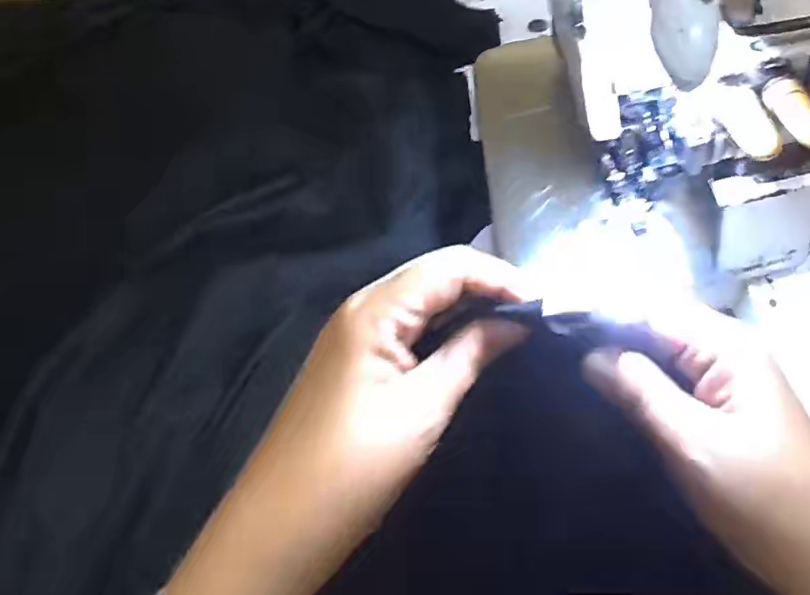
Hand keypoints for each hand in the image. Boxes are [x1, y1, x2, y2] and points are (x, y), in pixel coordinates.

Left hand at [168, 246, 530, 594]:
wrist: (266, 544)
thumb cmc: (348, 473)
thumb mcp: (423, 409)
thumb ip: (474, 351)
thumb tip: (519, 320)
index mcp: (374, 311)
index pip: (453, 264)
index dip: (502, 275)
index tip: (544, 301)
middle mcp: (363, 307)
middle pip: (440, 269)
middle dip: (491, 280)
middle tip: (536, 308)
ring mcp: (356, 331)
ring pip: (428, 291)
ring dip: (473, 298)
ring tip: (517, 318)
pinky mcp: (357, 357)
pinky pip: (414, 318)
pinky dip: (451, 319)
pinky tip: (476, 335)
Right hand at [583, 303, 809, 594]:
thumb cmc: (760, 495)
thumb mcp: (693, 445)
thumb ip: (643, 393)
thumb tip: (594, 353)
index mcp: (729, 345)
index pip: (660, 309)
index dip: (611, 309)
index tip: (561, 314)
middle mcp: (732, 347)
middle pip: (666, 322)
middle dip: (617, 326)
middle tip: (562, 333)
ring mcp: (734, 373)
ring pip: (673, 348)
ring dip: (631, 349)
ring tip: (577, 350)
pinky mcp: (731, 401)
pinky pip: (684, 374)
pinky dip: (651, 374)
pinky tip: (621, 382)